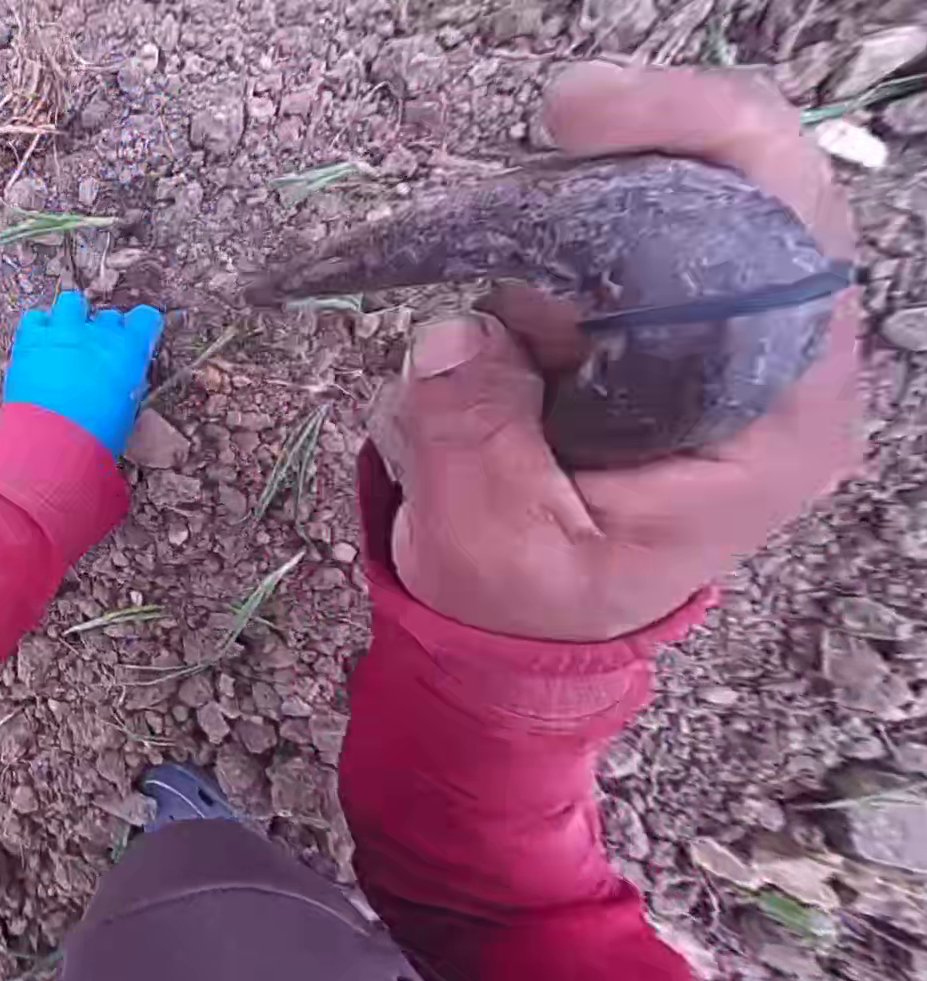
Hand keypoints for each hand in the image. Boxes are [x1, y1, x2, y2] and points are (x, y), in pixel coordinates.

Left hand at [4, 291, 164, 456]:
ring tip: (63, 340)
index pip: (145, 320)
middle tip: (92, 354)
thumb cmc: (96, 436)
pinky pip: (35, 319)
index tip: (133, 338)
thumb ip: (125, 388)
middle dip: (101, 332)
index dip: (139, 328)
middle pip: (106, 317)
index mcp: (129, 351)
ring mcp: (64, 332)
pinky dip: (37, 328)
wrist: (54, 440)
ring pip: (71, 304)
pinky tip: (36, 345)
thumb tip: (121, 386)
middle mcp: (98, 334)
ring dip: (69, 318)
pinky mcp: (31, 339)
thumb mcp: (123, 413)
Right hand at [370, 63, 862, 641]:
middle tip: (467, 239)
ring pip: (579, 278)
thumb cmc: (517, 602)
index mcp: (764, 418)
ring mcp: (654, 371)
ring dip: (494, 316)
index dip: (689, 149)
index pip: (772, 239)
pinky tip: (449, 414)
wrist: (505, 632)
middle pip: (675, 232)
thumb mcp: (490, 536)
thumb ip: (473, 439)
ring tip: (446, 426)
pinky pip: (529, 319)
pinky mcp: (590, 376)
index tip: (571, 112)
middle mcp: (733, 374)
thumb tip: (444, 332)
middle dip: (559, 233)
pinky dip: (473, 344)